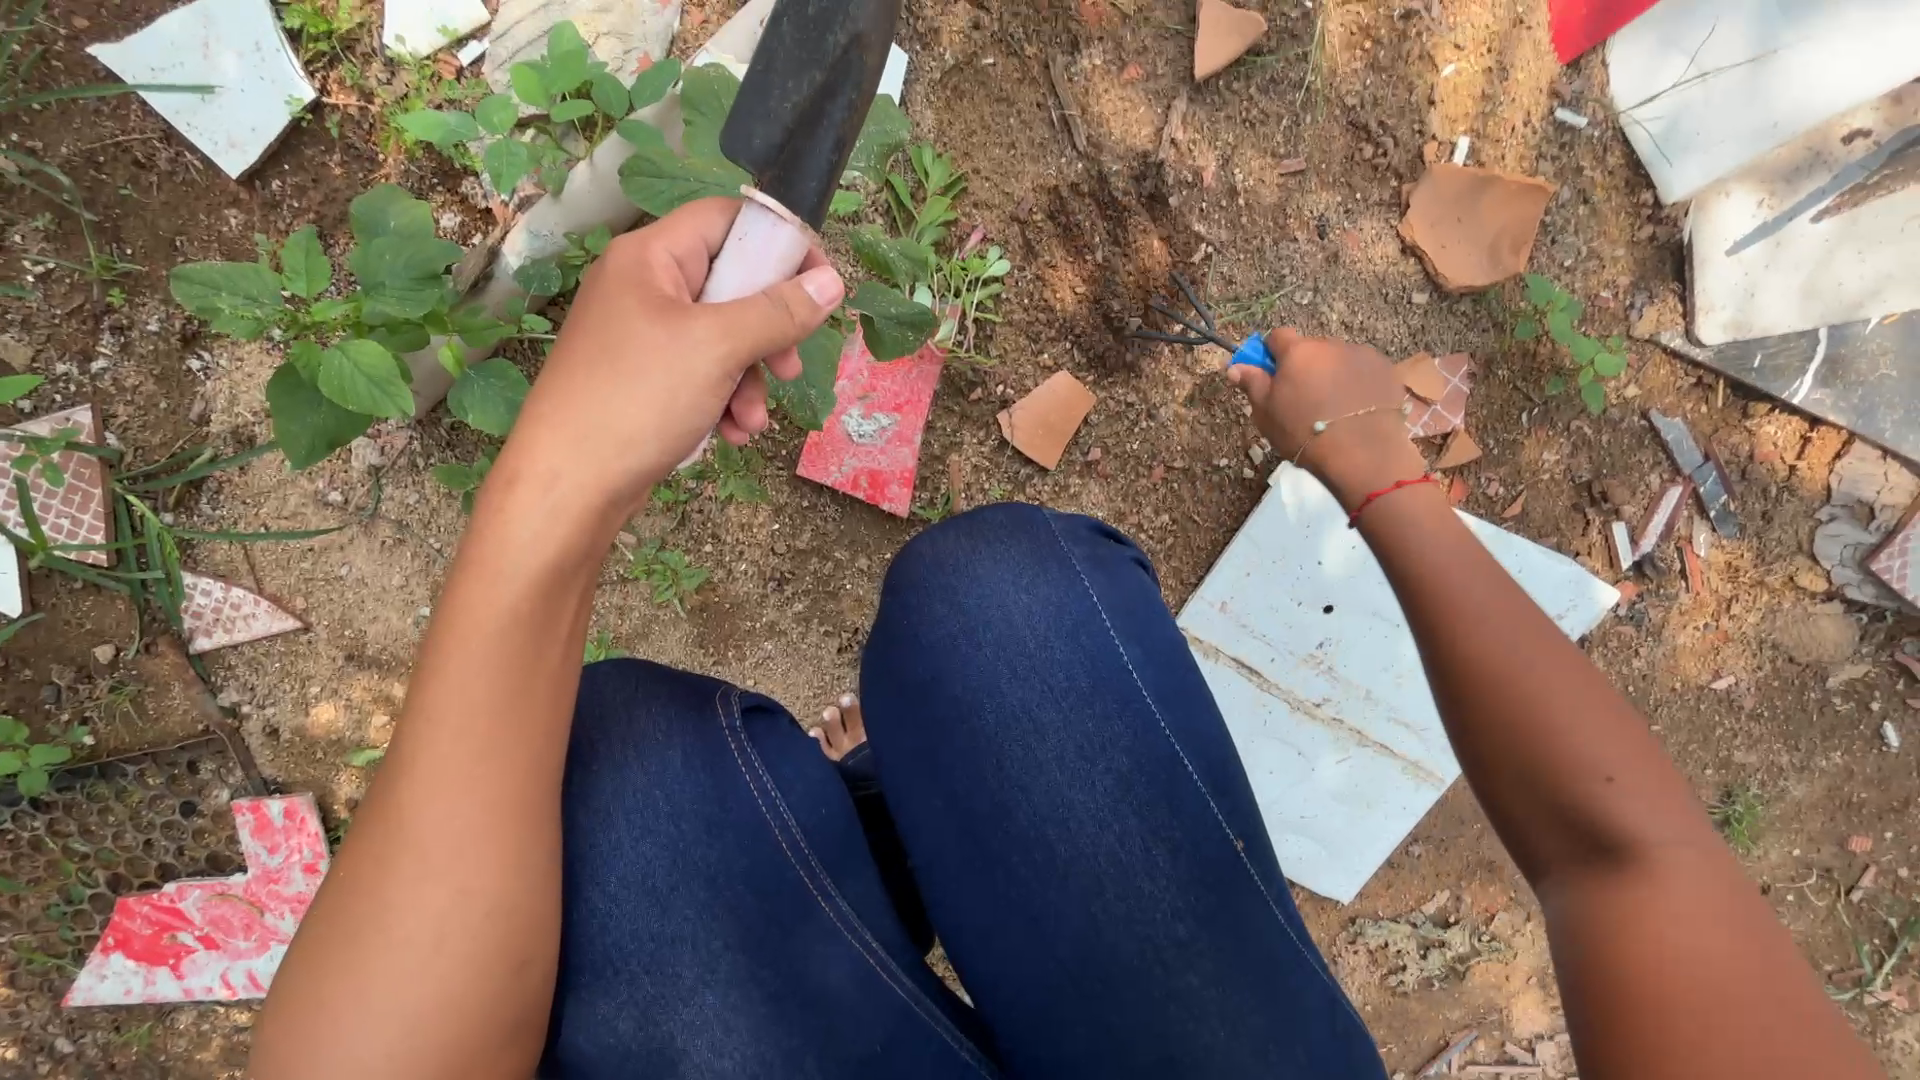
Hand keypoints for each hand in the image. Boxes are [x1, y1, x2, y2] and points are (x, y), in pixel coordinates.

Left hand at [498, 197, 844, 520]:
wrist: (569, 485)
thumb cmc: (638, 399)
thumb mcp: (718, 348)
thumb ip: (778, 312)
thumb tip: (832, 282)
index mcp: (650, 258)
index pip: (726, 220)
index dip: (779, 242)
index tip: (820, 284)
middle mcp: (645, 288)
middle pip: (732, 287)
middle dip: (769, 332)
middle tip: (788, 367)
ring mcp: (643, 337)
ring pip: (724, 340)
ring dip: (749, 380)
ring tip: (750, 420)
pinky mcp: (645, 380)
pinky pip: (703, 375)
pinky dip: (724, 401)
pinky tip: (728, 434)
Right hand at [1228, 329, 1427, 507]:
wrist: (1360, 453)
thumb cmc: (1302, 432)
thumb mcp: (1266, 412)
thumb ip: (1252, 383)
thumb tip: (1235, 366)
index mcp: (1298, 352)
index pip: (1278, 336)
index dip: (1271, 353)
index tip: (1271, 374)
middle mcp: (1331, 345)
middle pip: (1311, 348)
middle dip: (1304, 365)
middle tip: (1301, 397)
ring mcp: (1362, 355)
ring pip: (1338, 358)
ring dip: (1331, 373)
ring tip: (1332, 406)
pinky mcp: (1386, 370)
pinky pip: (1363, 370)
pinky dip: (1356, 382)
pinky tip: (1355, 408)